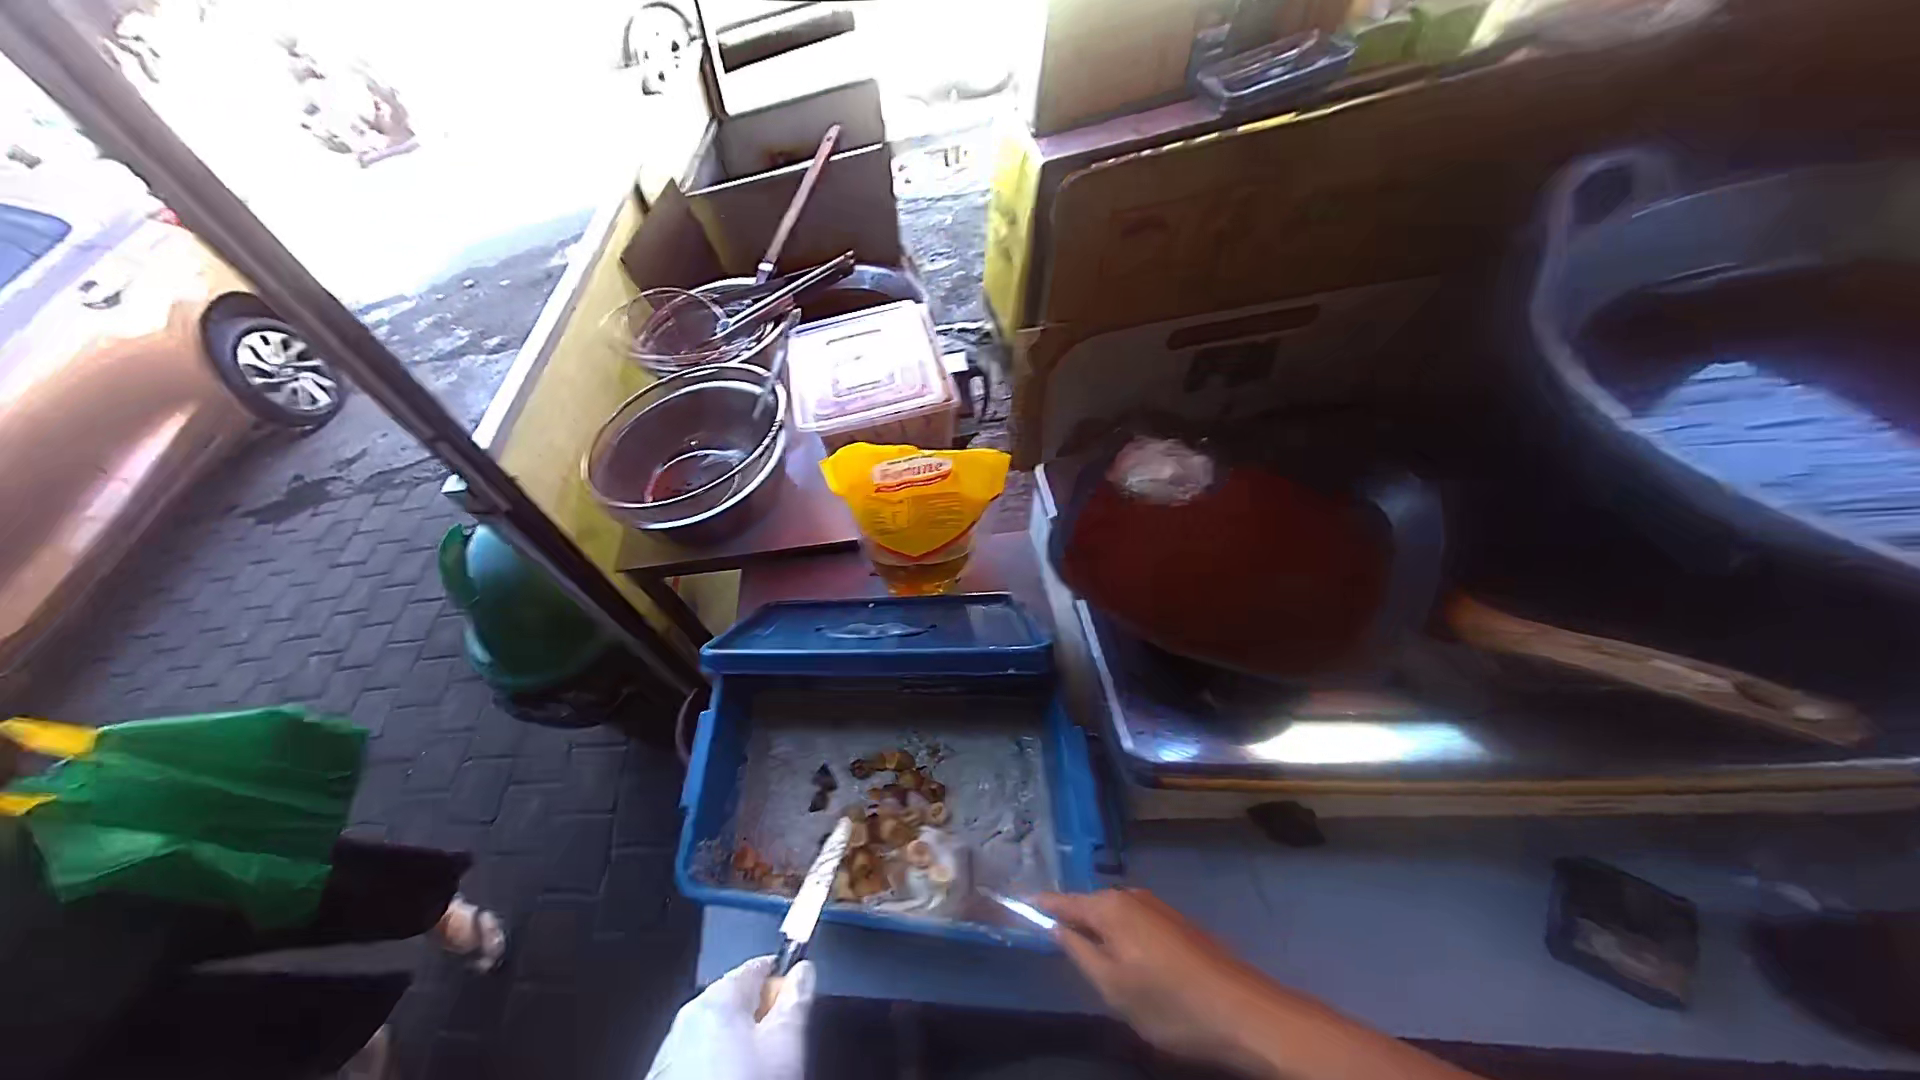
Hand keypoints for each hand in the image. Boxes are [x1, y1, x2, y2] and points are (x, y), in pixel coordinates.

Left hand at [645, 956, 813, 1079]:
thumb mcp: (786, 1045)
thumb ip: (797, 1000)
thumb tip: (803, 972)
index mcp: (716, 999)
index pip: (759, 966)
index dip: (785, 979)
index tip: (800, 995)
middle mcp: (686, 1020)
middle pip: (736, 1000)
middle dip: (762, 1016)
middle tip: (784, 1043)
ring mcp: (669, 1056)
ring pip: (717, 1034)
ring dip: (739, 1045)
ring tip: (760, 1073)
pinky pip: (698, 1063)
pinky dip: (717, 1069)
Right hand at [1040, 889, 1474, 1079]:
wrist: (1244, 1012)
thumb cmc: (1169, 1003)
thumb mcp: (1112, 987)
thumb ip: (1078, 952)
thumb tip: (1057, 927)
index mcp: (1109, 906)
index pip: (1061, 900)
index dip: (1039, 906)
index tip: (1016, 905)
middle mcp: (1131, 895)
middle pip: (1088, 905)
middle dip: (1071, 923)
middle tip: (1054, 948)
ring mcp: (1157, 907)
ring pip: (1112, 916)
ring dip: (1098, 934)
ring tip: (1089, 962)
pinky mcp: (1176, 923)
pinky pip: (1133, 924)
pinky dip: (1121, 939)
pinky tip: (1126, 965)